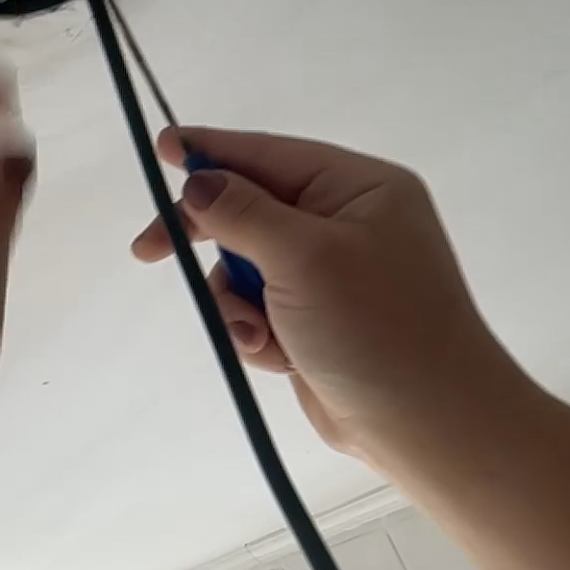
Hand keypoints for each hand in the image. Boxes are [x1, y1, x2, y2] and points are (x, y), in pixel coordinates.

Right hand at [130, 127, 538, 462]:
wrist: (422, 421)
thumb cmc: (375, 327)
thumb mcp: (304, 258)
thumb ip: (243, 215)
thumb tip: (197, 181)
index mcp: (355, 189)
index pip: (267, 156)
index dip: (210, 152)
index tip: (161, 148)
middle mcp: (341, 225)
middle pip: (248, 214)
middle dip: (208, 241)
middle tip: (148, 252)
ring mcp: (326, 276)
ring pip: (243, 271)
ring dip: (236, 305)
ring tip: (258, 336)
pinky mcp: (311, 320)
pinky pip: (255, 311)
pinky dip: (254, 332)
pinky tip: (275, 355)